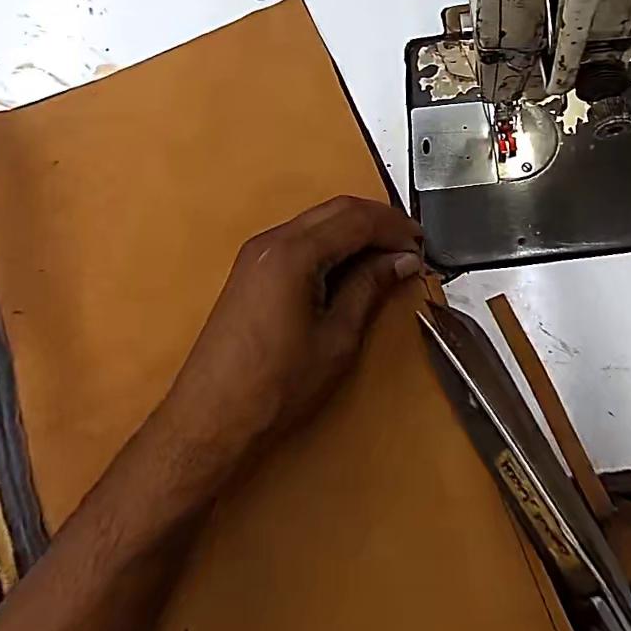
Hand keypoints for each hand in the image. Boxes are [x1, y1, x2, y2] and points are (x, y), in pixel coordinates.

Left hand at [161, 196, 424, 459]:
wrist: (209, 420)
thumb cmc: (274, 386)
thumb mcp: (337, 337)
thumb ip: (370, 286)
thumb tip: (402, 259)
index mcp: (293, 254)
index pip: (356, 220)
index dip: (395, 227)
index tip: (421, 244)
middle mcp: (271, 242)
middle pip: (337, 209)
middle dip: (379, 220)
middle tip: (410, 244)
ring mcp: (257, 253)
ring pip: (319, 219)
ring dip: (357, 229)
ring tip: (388, 255)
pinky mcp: (252, 269)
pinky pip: (302, 236)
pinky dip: (334, 241)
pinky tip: (353, 264)